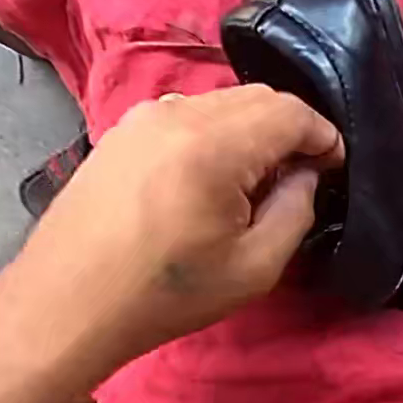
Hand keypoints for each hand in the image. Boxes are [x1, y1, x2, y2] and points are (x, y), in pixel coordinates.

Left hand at [0, 85, 343, 385]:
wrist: (67, 304)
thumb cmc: (168, 294)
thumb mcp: (255, 267)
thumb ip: (296, 209)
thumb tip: (305, 173)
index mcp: (214, 145)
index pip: (290, 112)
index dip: (323, 135)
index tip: (335, 165)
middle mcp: (176, 113)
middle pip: (257, 97)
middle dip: (291, 130)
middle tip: (302, 176)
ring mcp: (141, 117)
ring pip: (221, 103)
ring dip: (253, 131)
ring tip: (256, 181)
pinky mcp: (121, 131)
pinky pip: (187, 115)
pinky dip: (217, 134)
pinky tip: (212, 178)